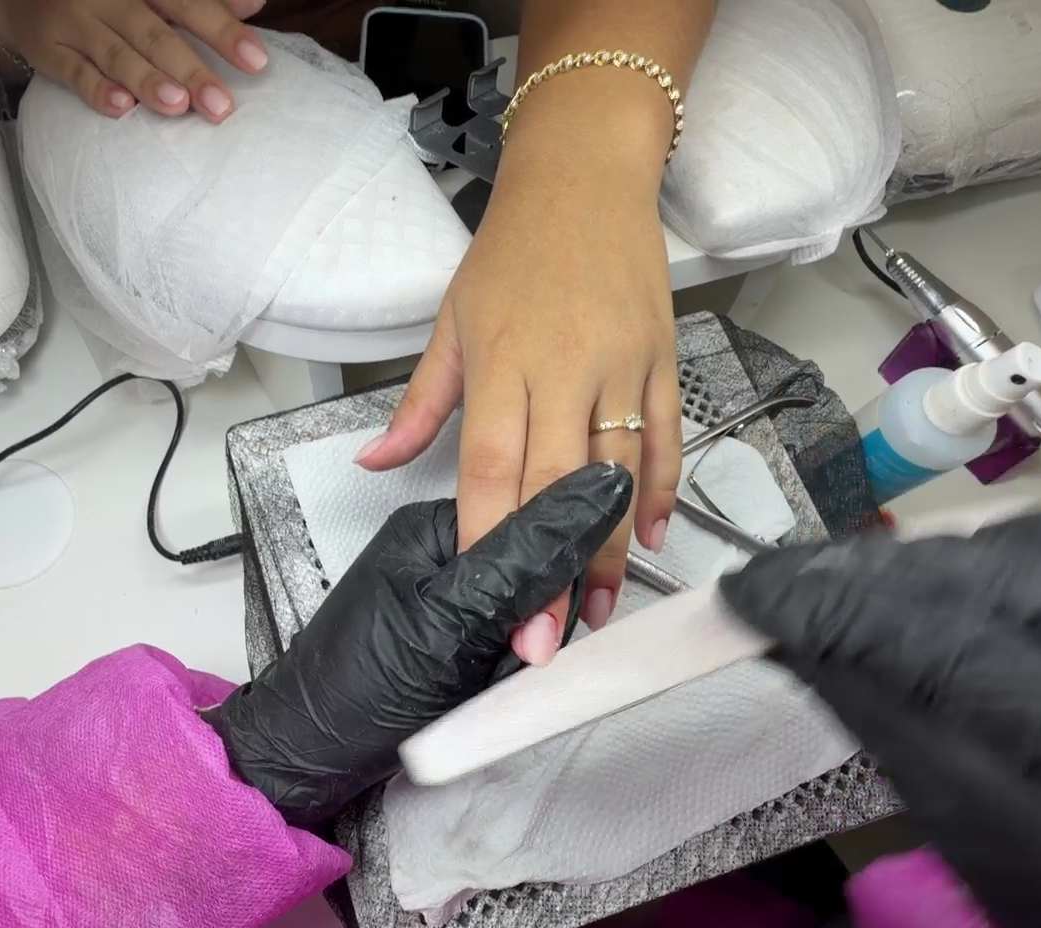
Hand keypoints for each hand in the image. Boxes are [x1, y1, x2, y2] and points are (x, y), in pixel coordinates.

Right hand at [0, 0, 270, 120]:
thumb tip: (253, 2)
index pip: (186, 0)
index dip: (222, 29)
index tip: (258, 61)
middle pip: (155, 32)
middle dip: (191, 68)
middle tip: (223, 107)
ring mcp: (75, 20)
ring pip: (116, 53)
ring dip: (148, 80)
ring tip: (179, 106)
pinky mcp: (47, 48)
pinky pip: (72, 72)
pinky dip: (96, 90)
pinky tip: (122, 108)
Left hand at [206, 464, 631, 827]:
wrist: (314, 756)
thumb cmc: (361, 686)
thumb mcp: (454, 618)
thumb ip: (528, 558)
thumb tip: (602, 488)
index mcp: (438, 524)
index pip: (539, 519)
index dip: (556, 583)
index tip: (536, 632)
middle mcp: (441, 549)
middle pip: (538, 566)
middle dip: (536, 625)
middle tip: (501, 663)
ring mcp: (443, 593)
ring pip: (528, 611)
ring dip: (518, 654)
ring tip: (478, 683)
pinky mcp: (446, 633)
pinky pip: (503, 641)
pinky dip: (500, 672)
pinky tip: (474, 692)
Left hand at [355, 92, 681, 642]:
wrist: (585, 176)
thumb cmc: (510, 252)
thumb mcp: (449, 322)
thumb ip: (417, 404)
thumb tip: (372, 460)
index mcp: (501, 364)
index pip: (491, 469)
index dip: (490, 541)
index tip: (492, 603)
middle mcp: (564, 370)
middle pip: (558, 487)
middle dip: (552, 570)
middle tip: (546, 638)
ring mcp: (623, 366)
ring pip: (619, 474)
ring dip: (609, 548)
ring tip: (597, 610)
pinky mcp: (664, 359)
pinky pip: (667, 437)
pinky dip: (660, 491)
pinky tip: (648, 539)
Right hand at [721, 492, 1040, 927]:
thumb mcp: (968, 829)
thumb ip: (880, 714)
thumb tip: (792, 619)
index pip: (929, 660)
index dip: (823, 608)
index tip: (751, 585)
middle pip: (979, 590)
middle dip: (860, 574)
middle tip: (792, 572)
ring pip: (1036, 543)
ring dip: (939, 561)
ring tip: (900, 589)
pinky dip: (1038, 536)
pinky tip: (1014, 575)